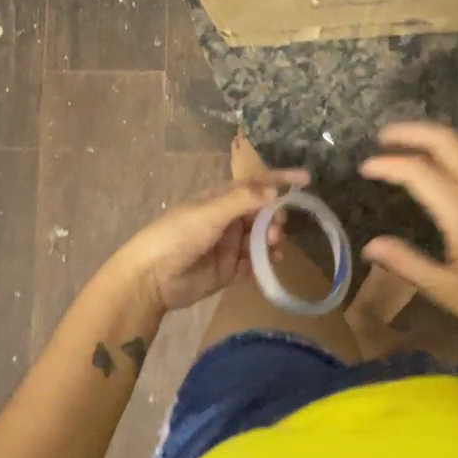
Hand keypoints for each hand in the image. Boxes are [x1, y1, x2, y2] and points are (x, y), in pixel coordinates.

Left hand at [115, 168, 309, 312]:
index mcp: (219, 199)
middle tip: (278, 227)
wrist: (151, 278)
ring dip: (272, 239)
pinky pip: (254, 264)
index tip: (306, 179)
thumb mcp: (210, 212)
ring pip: (261, 238)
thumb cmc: (177, 235)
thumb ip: (243, 200)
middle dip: (276, 216)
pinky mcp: (229, 270)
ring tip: (273, 245)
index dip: (280, 180)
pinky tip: (272, 263)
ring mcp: (229, 245)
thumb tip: (275, 189)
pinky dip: (265, 262)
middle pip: (262, 213)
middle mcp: (227, 219)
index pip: (256, 184)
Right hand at [360, 121, 457, 350]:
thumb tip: (370, 245)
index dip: (387, 164)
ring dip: (436, 136)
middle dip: (411, 131)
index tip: (363, 167)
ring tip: (411, 145)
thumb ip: (408, 263)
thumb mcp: (449, 291)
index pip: (416, 170)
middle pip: (445, 139)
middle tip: (383, 138)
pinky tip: (449, 166)